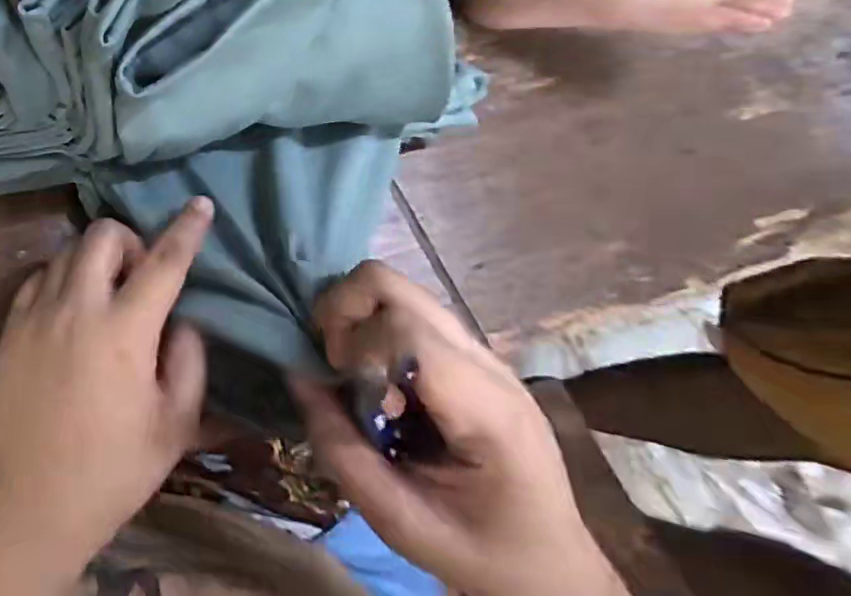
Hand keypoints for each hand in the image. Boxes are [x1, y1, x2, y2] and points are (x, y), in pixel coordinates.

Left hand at [0, 198, 212, 561]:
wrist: (36, 499)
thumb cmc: (116, 467)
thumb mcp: (176, 423)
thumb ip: (188, 358)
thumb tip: (179, 317)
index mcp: (124, 332)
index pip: (163, 262)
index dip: (186, 229)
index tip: (199, 203)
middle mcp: (76, 309)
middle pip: (103, 234)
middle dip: (130, 242)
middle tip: (139, 280)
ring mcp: (36, 313)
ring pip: (68, 250)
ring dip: (95, 260)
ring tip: (105, 297)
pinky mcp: (10, 325)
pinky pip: (39, 276)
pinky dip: (62, 279)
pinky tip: (70, 312)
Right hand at [291, 263, 627, 595]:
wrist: (552, 569)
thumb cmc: (480, 555)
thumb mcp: (400, 522)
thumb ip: (341, 449)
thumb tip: (298, 375)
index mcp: (487, 408)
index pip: (404, 330)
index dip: (357, 349)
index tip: (349, 393)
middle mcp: (485, 361)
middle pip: (389, 283)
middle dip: (343, 312)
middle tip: (338, 366)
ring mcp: (479, 350)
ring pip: (393, 286)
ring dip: (355, 316)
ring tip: (354, 370)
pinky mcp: (466, 350)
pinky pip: (404, 308)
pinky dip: (372, 325)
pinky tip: (377, 376)